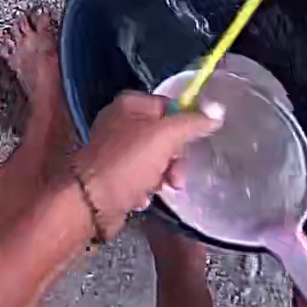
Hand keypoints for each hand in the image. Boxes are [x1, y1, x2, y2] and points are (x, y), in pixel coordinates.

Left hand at [68, 92, 221, 238]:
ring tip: (155, 189)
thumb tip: (217, 110)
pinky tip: (139, 197)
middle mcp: (121, 121)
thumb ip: (192, 122)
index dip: (185, 126)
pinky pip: (141, 176)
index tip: (193, 145)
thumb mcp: (165, 138)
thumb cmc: (127, 163)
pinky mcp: (114, 173)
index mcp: (131, 104)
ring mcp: (116, 148)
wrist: (90, 203)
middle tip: (175, 177)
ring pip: (155, 159)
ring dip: (161, 177)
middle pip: (165, 135)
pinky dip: (144, 188)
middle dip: (174, 160)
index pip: (170, 106)